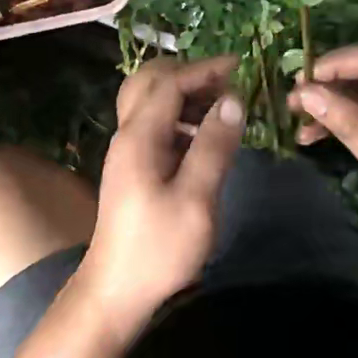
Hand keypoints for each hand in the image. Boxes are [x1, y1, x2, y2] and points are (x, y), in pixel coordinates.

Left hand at [74, 55, 243, 334]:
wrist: (117, 291)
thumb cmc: (159, 248)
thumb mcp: (196, 199)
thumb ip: (214, 146)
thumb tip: (234, 100)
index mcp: (139, 136)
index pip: (169, 83)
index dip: (204, 70)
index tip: (240, 66)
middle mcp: (127, 134)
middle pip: (151, 82)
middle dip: (189, 74)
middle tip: (228, 85)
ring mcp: (127, 150)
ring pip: (151, 102)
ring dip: (185, 95)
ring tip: (223, 108)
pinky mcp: (133, 167)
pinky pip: (155, 125)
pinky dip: (180, 117)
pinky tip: (205, 136)